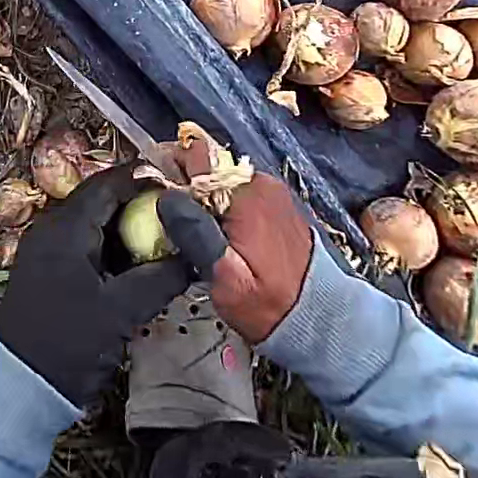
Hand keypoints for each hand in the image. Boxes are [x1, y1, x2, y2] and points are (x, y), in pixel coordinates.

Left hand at [0, 166, 192, 405]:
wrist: (19, 387)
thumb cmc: (69, 344)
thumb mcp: (121, 311)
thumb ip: (160, 278)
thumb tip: (193, 258)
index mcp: (66, 227)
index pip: (108, 184)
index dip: (143, 180)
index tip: (177, 186)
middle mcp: (53, 227)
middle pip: (101, 199)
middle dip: (139, 203)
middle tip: (175, 213)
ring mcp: (48, 246)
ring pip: (94, 221)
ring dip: (126, 225)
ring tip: (163, 235)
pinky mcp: (49, 266)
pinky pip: (86, 241)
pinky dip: (112, 245)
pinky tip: (136, 262)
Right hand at [157, 173, 312, 342]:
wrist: (323, 320)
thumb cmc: (271, 305)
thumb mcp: (226, 278)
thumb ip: (196, 233)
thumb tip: (167, 197)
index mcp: (246, 195)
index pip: (198, 157)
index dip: (171, 167)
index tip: (154, 185)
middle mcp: (261, 184)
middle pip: (209, 166)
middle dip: (186, 185)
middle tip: (172, 216)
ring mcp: (272, 193)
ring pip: (223, 180)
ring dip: (205, 197)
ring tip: (195, 229)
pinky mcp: (278, 205)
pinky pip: (240, 192)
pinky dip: (224, 205)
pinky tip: (220, 233)